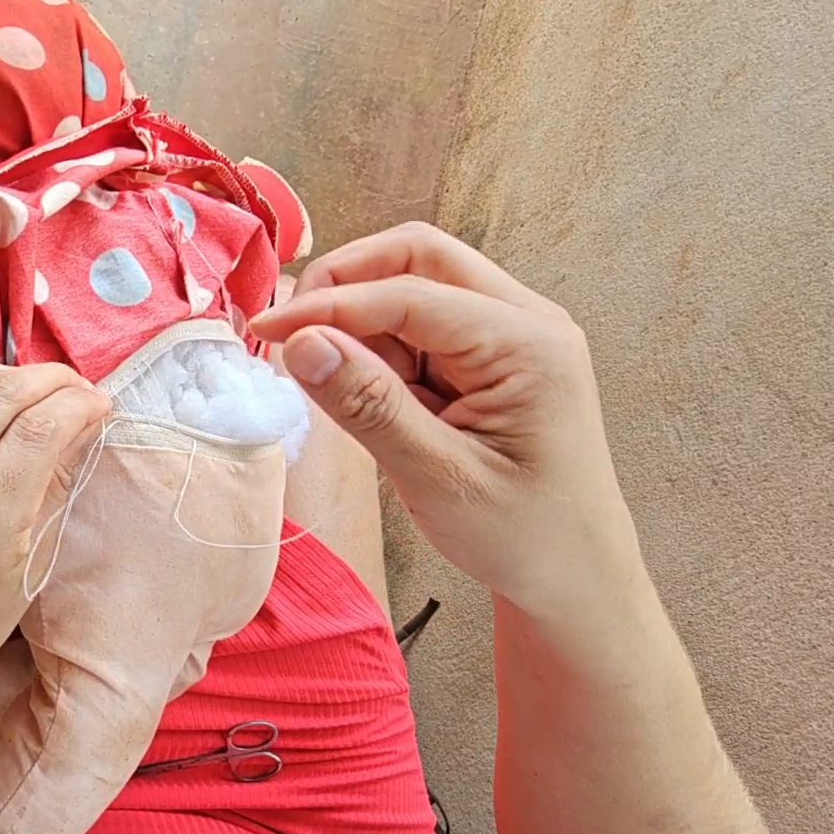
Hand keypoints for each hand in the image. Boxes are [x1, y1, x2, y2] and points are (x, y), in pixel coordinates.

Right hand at [252, 222, 641, 612]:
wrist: (569, 575)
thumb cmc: (518, 534)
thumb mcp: (435, 475)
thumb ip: (367, 404)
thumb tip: (301, 343)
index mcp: (525, 344)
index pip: (410, 293)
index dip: (328, 305)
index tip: (264, 331)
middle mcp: (519, 324)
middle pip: (418, 259)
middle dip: (344, 281)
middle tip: (288, 327)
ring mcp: (499, 341)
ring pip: (408, 291)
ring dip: (351, 320)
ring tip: (314, 372)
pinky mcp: (476, 364)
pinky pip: (409, 333)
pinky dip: (366, 349)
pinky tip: (346, 385)